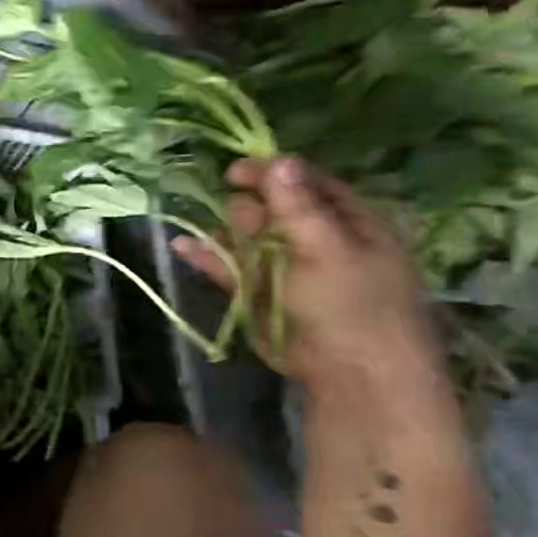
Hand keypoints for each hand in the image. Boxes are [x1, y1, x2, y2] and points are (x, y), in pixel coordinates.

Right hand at [174, 156, 446, 401]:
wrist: (352, 377)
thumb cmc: (354, 307)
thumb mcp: (329, 250)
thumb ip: (298, 206)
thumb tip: (279, 159)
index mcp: (348, 222)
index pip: (306, 183)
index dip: (273, 172)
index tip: (236, 171)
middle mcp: (314, 238)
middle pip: (270, 207)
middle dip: (250, 210)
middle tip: (248, 226)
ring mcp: (283, 266)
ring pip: (245, 236)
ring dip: (225, 231)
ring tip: (219, 240)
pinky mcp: (258, 292)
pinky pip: (228, 267)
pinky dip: (207, 257)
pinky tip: (183, 245)